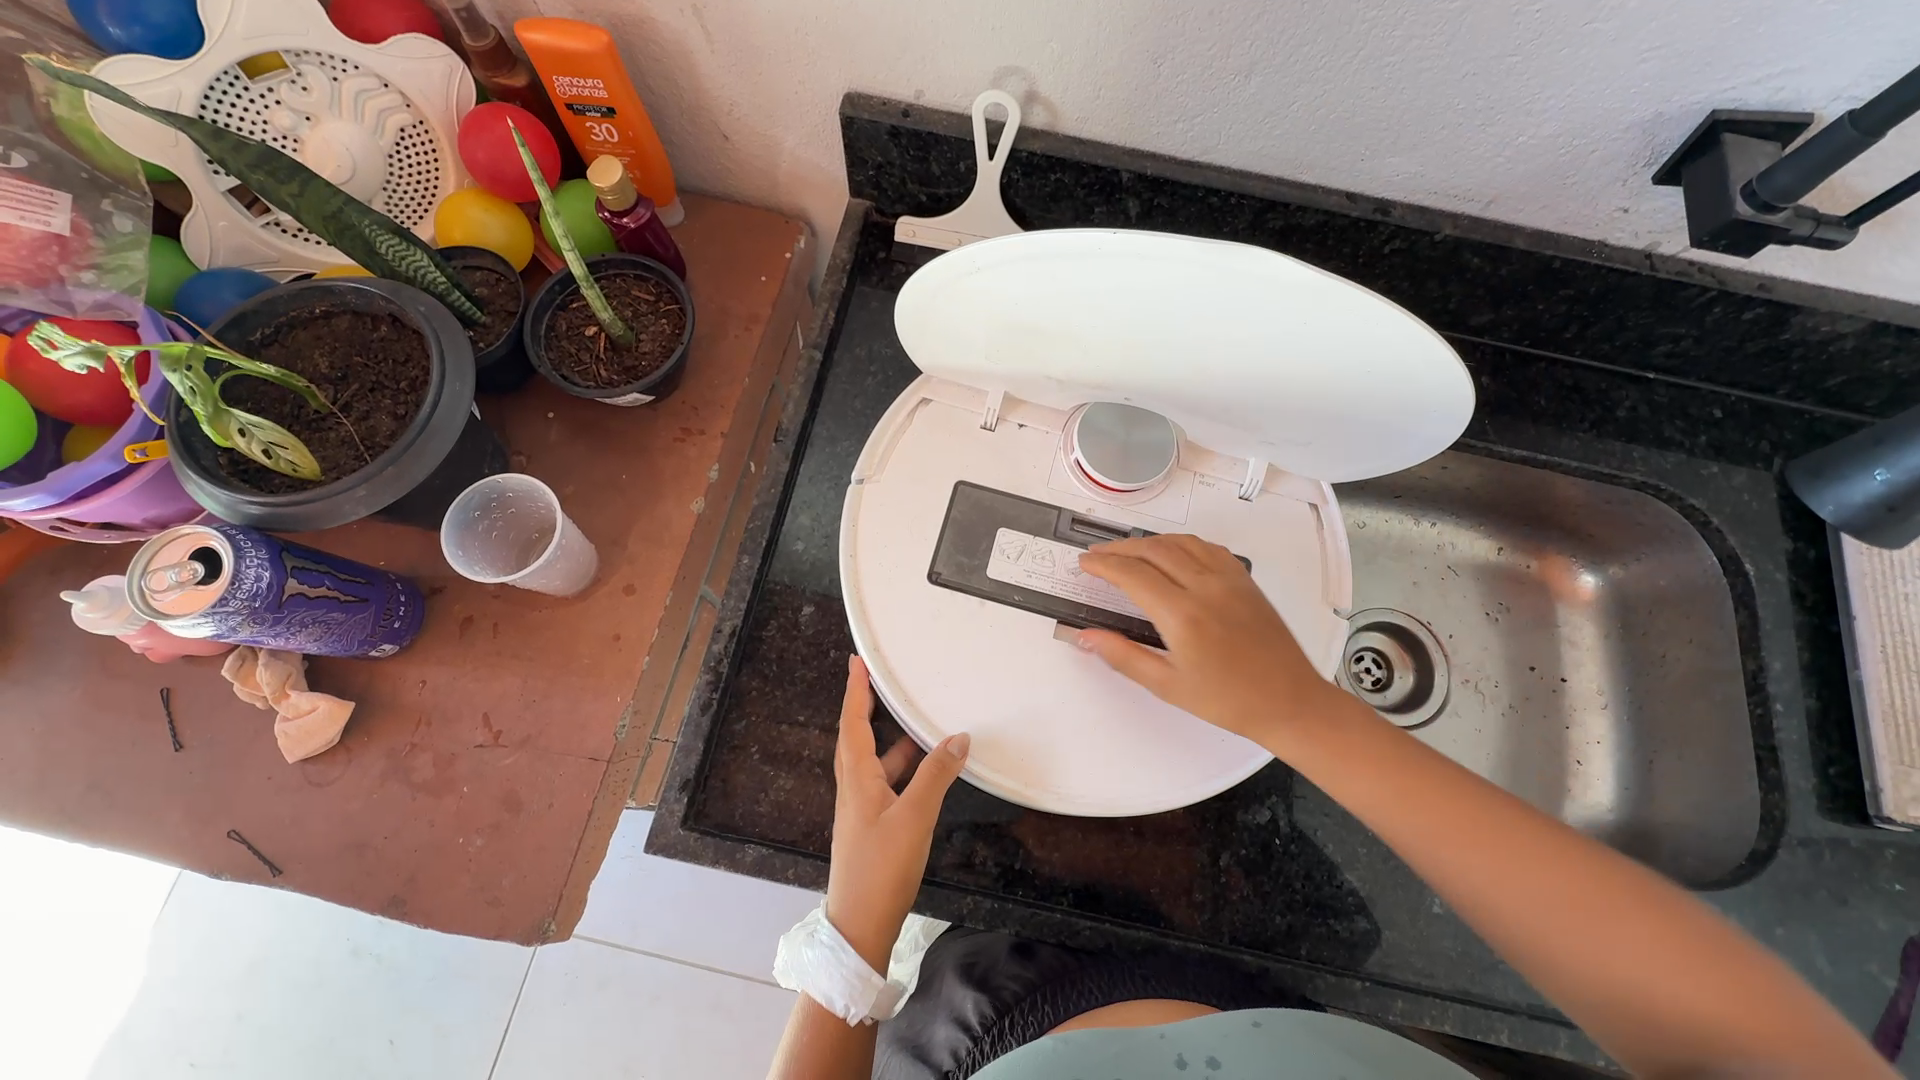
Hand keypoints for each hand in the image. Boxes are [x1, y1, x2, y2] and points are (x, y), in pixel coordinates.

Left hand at [827, 655, 969, 971]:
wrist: (859, 924)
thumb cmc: (881, 868)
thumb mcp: (914, 817)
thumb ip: (936, 775)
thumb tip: (958, 738)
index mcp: (857, 778)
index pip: (853, 723)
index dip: (856, 691)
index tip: (857, 662)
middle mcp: (854, 788)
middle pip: (858, 737)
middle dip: (867, 708)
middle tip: (880, 682)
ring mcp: (861, 809)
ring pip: (874, 762)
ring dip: (891, 740)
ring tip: (916, 723)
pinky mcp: (871, 827)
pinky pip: (885, 783)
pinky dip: (902, 769)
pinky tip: (923, 772)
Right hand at [1076, 534, 1353, 752]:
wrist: (1289, 702)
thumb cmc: (1228, 700)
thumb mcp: (1166, 685)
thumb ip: (1122, 655)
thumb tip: (1085, 636)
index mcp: (1182, 615)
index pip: (1132, 574)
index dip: (1103, 565)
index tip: (1085, 563)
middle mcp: (1205, 588)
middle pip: (1153, 550)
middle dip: (1120, 548)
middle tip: (1098, 555)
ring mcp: (1229, 580)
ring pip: (1180, 542)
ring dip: (1148, 541)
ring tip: (1127, 551)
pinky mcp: (1245, 581)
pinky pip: (1208, 548)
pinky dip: (1181, 543)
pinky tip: (1172, 552)